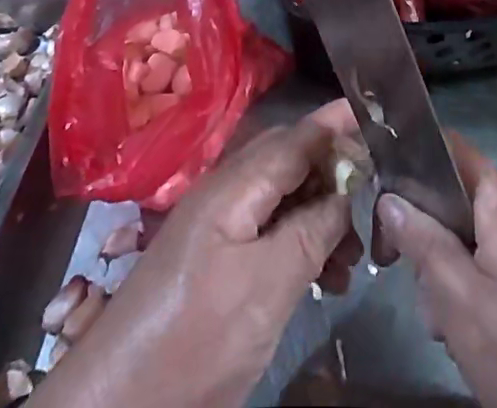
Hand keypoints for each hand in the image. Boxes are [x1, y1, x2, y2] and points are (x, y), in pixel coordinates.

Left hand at [32, 100, 364, 407]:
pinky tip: (325, 281)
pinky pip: (271, 233)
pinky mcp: (217, 260)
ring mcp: (219, 227)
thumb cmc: (196, 338)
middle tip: (375, 200)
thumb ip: (315, 228)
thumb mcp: (270, 283)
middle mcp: (226, 194)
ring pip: (286, 200)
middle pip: (293, 162)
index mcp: (234, 187)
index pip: (298, 136)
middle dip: (338, 176)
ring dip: (324, 219)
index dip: (339, 124)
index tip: (379, 117)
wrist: (117, 407)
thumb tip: (347, 191)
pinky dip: (303, 246)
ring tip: (354, 260)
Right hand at [375, 135, 496, 407]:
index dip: (410, 169)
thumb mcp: (460, 301)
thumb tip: (391, 198)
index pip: (449, 149)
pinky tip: (479, 329)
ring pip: (474, 233)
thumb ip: (423, 243)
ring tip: (452, 324)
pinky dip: (477, 284)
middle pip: (457, 198)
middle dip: (430, 239)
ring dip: (451, 271)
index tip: (384, 211)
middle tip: (423, 291)